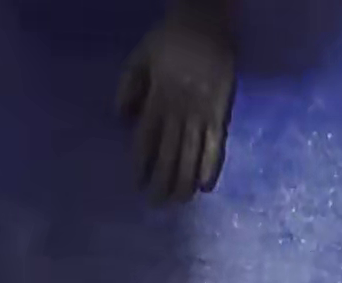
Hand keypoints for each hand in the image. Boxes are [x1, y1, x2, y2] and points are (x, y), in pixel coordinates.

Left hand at [116, 1, 234, 201]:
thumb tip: (121, 121)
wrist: (207, 19)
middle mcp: (179, 111)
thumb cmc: (169, 40)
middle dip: (162, 183)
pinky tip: (205, 187)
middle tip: (157, 204)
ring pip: (192, 156)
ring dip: (184, 183)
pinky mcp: (221, 114)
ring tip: (179, 201)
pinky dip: (211, 168)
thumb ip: (128, 88)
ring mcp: (202, 114)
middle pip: (169, 155)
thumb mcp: (140, 57)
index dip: (142, 166)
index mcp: (158, 99)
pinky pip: (216, 146)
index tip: (138, 186)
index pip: (147, 141)